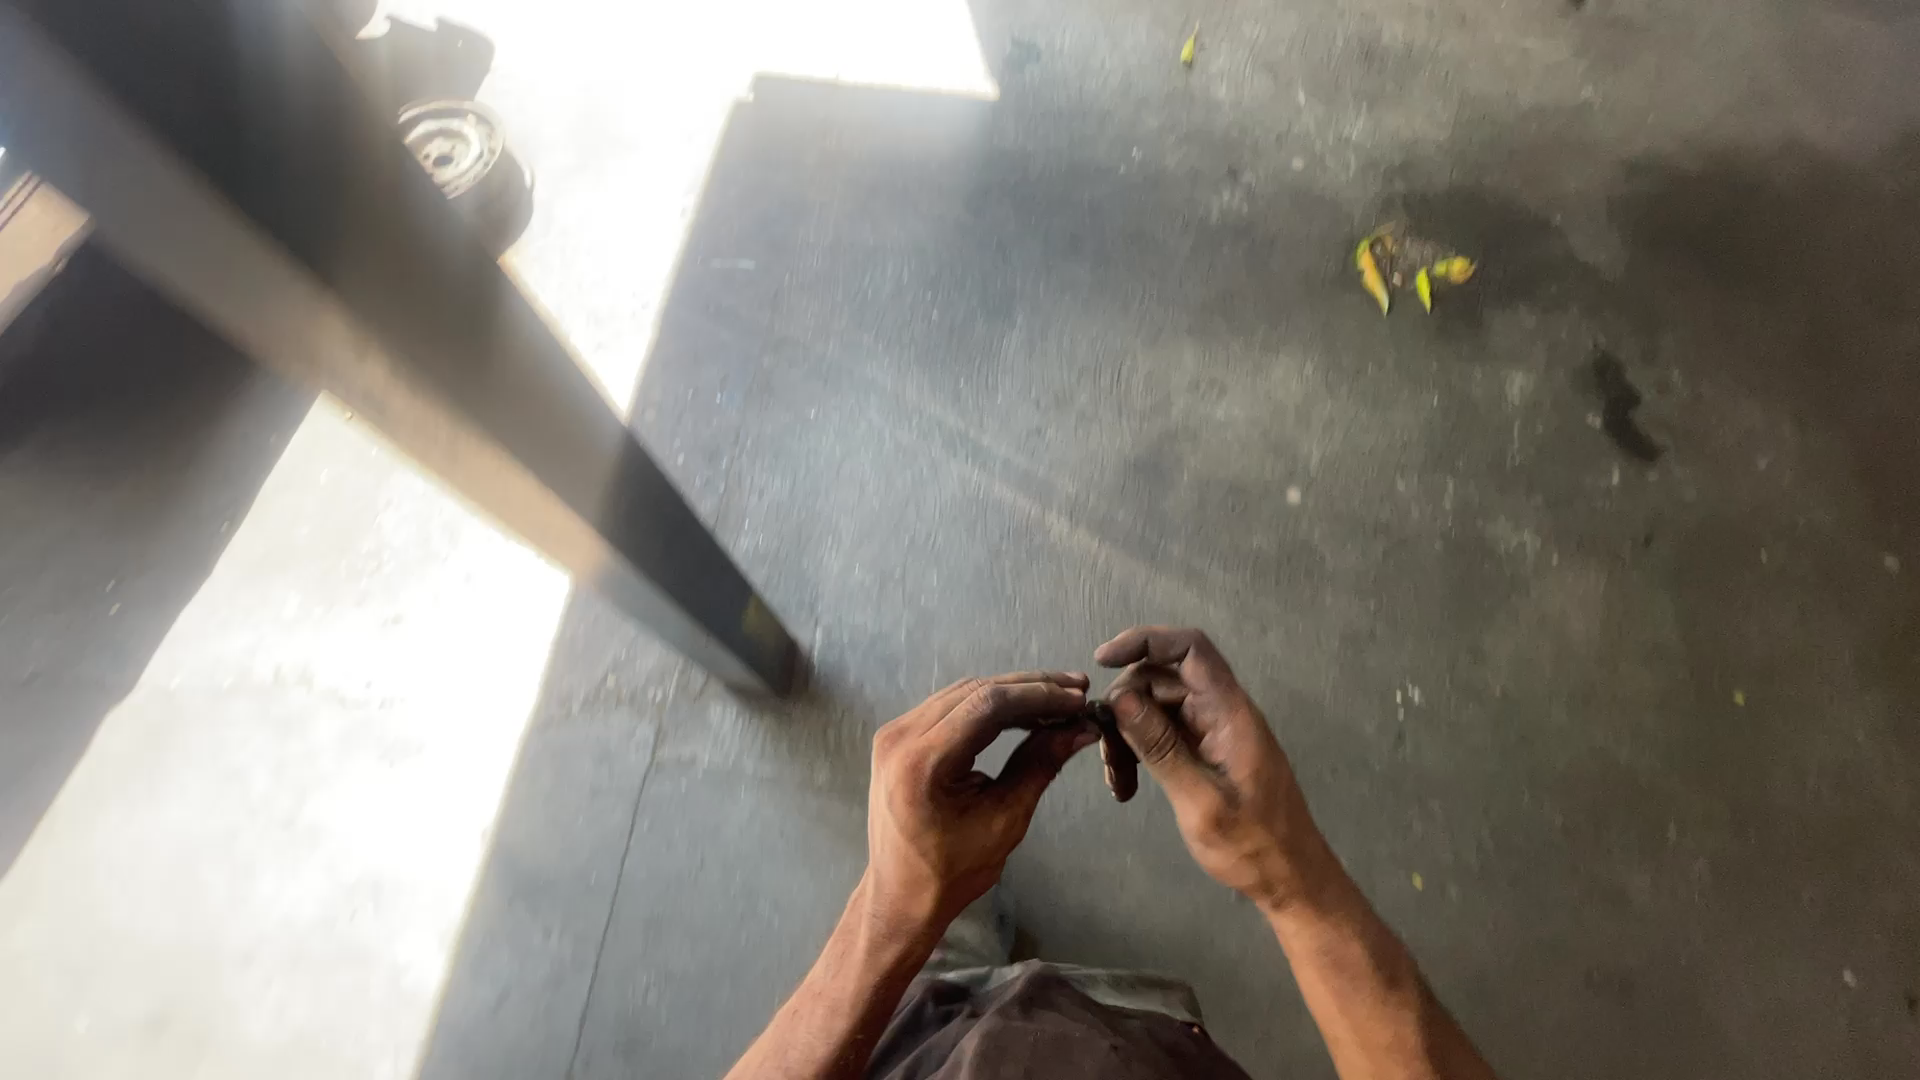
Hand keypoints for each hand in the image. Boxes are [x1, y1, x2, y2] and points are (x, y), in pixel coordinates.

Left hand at [865, 671, 1098, 932]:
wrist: (899, 895)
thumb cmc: (953, 871)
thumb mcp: (1004, 820)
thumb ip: (1039, 765)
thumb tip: (1081, 727)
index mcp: (923, 761)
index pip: (987, 705)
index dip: (1038, 696)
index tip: (1077, 698)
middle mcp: (901, 735)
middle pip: (976, 690)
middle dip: (1031, 688)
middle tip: (1077, 689)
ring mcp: (895, 731)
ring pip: (964, 692)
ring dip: (1013, 691)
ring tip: (1059, 697)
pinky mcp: (899, 734)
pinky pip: (951, 705)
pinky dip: (990, 703)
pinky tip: (1023, 709)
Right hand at [1096, 627, 1333, 912]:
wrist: (1291, 883)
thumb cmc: (1254, 845)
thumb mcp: (1200, 800)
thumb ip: (1160, 746)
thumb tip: (1119, 698)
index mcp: (1230, 712)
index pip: (1190, 649)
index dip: (1145, 641)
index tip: (1103, 661)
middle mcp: (1220, 710)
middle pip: (1160, 679)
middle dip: (1124, 706)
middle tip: (1103, 747)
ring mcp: (1211, 730)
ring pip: (1153, 707)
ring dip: (1126, 735)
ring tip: (1115, 778)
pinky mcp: (1202, 749)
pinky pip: (1160, 733)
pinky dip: (1138, 752)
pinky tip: (1125, 784)